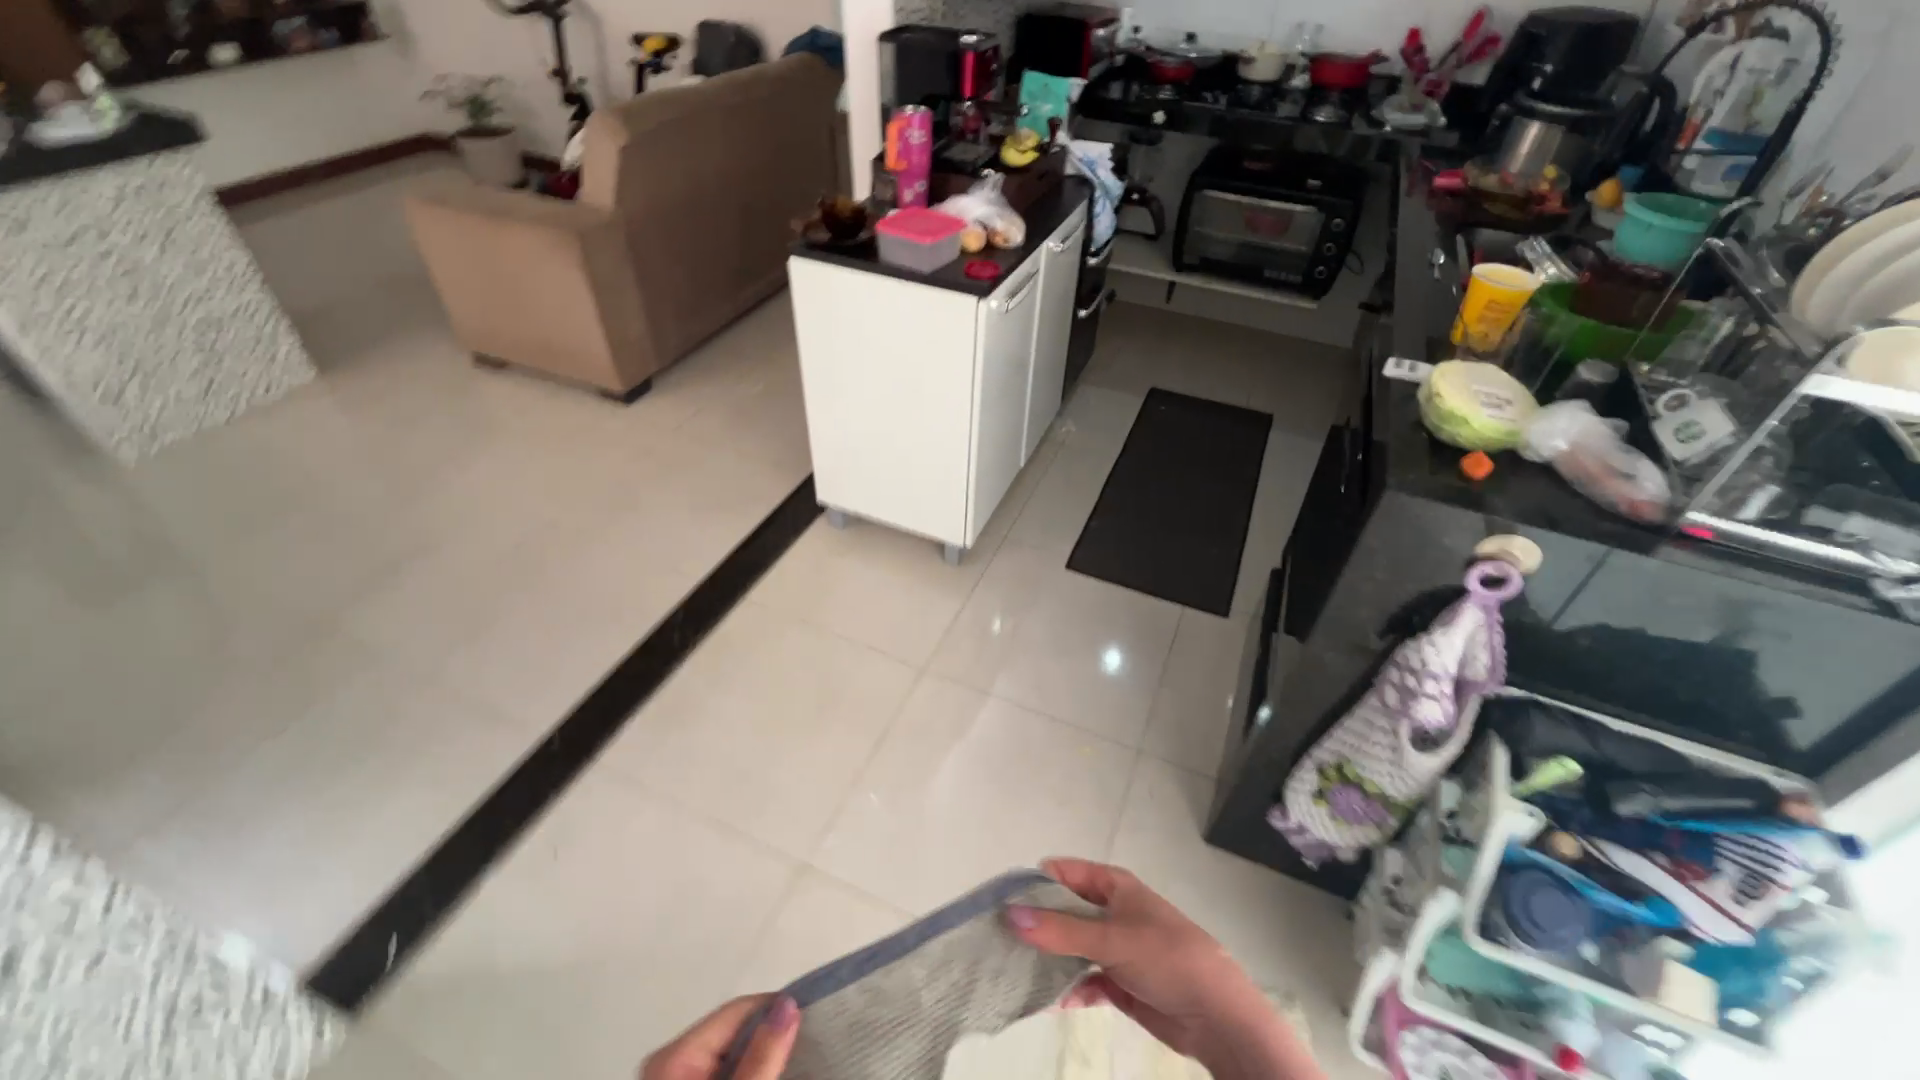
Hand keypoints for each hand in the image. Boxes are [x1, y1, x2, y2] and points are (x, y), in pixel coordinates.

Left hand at [642, 994, 798, 1079]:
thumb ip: (761, 1056)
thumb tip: (788, 1004)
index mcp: (674, 1053)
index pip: (737, 1009)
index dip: (776, 1010)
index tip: (811, 1020)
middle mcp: (668, 1058)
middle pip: (732, 1029)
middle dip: (768, 1034)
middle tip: (805, 1045)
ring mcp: (672, 1076)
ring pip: (728, 1050)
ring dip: (758, 1053)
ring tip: (789, 1059)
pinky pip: (719, 1067)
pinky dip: (744, 1068)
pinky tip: (764, 1072)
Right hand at [1007, 858, 1322, 1079]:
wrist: (1216, 1015)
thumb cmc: (1166, 958)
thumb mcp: (1111, 939)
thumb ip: (1059, 930)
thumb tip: (1009, 914)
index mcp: (1114, 886)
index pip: (1063, 873)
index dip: (1032, 884)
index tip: (1000, 902)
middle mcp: (1111, 912)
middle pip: (1063, 912)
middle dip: (1035, 925)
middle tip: (1000, 942)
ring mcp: (1115, 948)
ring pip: (1070, 948)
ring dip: (1049, 961)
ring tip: (1017, 973)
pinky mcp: (1119, 982)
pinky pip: (1083, 981)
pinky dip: (1070, 989)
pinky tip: (1056, 1002)